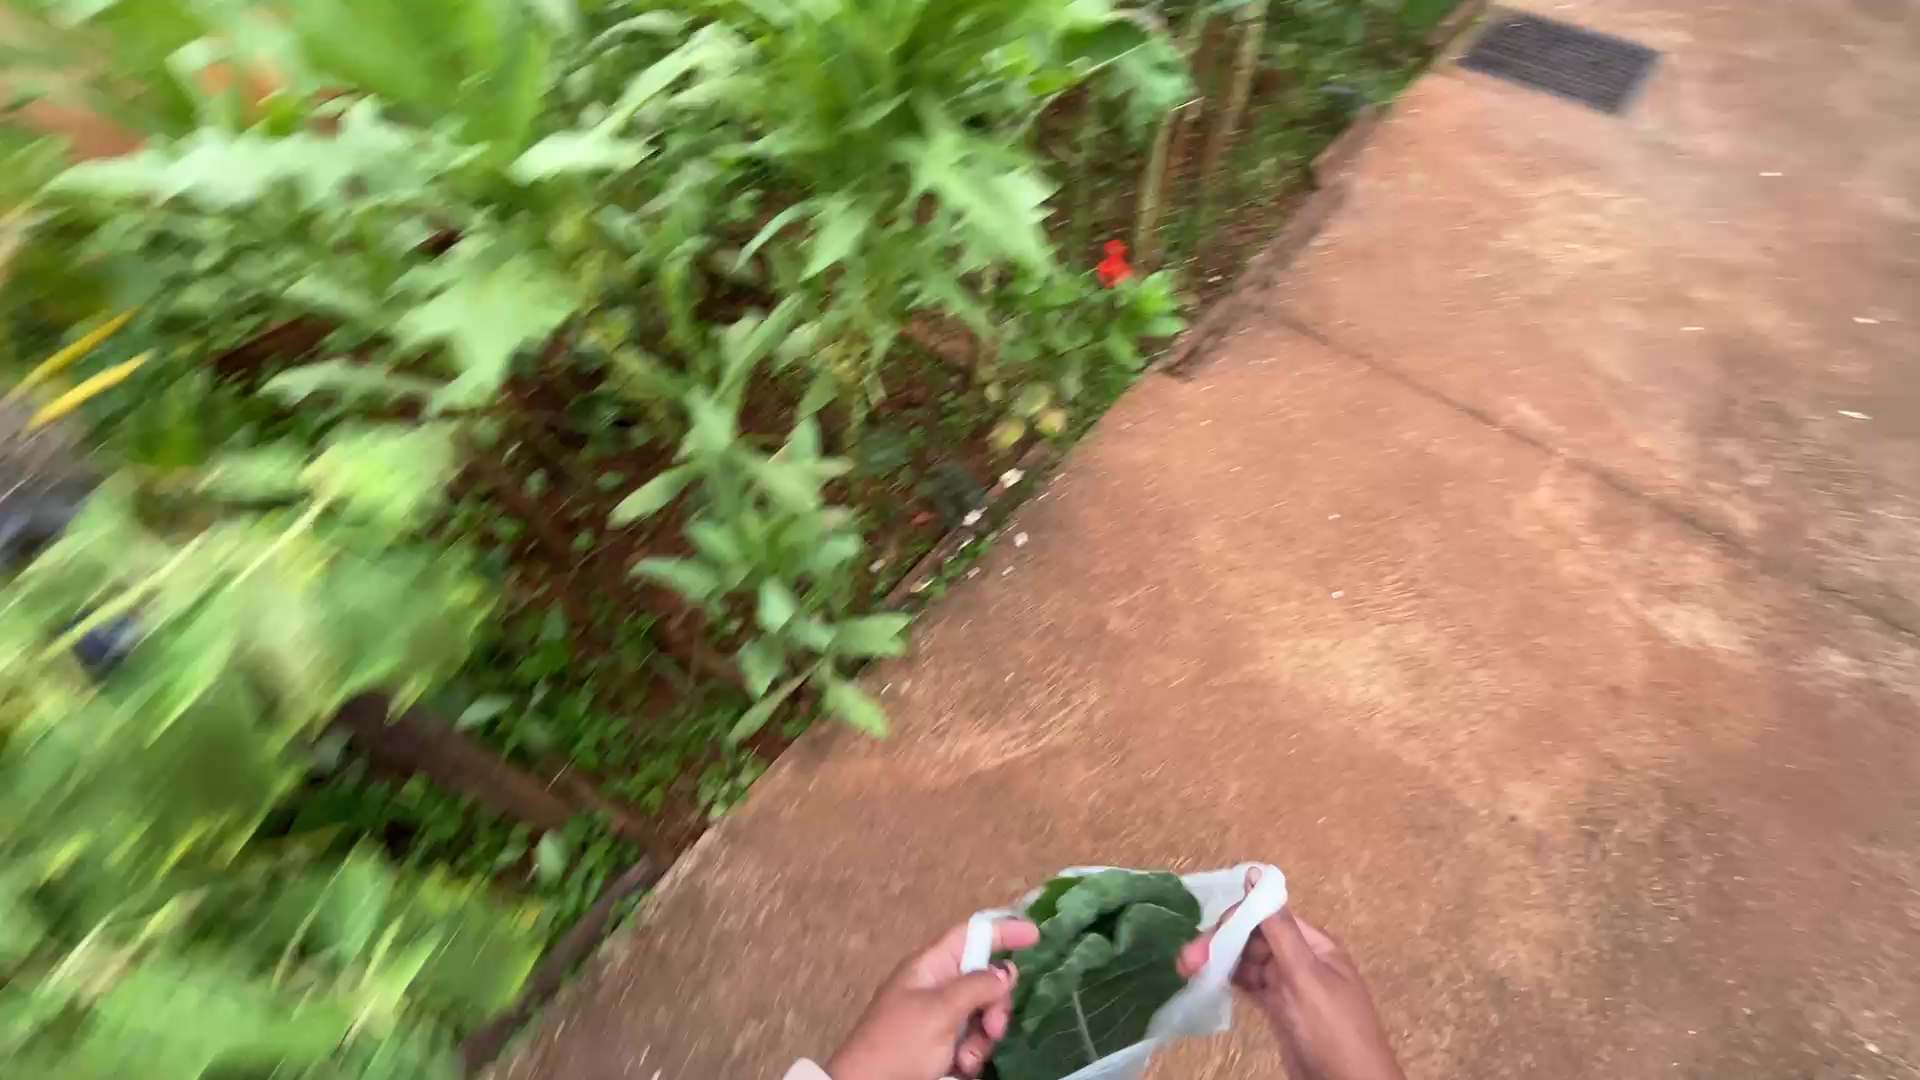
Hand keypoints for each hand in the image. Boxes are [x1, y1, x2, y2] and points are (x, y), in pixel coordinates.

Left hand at [826, 917, 1039, 1079]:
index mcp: (931, 966)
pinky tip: (962, 1069)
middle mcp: (937, 986)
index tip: (1035, 936)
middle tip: (993, 1027)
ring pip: (982, 1014)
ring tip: (968, 1059)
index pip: (971, 934)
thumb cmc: (898, 1044)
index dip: (1002, 930)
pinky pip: (973, 1042)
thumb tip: (1007, 971)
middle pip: (983, 978)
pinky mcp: (941, 1048)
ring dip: (984, 1036)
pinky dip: (974, 1055)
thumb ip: (976, 986)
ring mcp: (939, 1018)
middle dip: (996, 1002)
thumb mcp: (939, 1011)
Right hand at [1178, 869, 1403, 1079]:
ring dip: (1219, 963)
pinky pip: (1250, 984)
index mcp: (1313, 944)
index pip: (1265, 917)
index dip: (1233, 923)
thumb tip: (1256, 873)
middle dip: (1220, 945)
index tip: (1207, 940)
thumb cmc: (1334, 1032)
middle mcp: (1301, 959)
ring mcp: (1290, 986)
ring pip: (1247, 962)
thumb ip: (1277, 927)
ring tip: (1187, 972)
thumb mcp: (1305, 976)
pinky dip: (1230, 981)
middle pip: (1252, 939)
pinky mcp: (1281, 1010)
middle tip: (1186, 962)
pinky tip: (1207, 983)